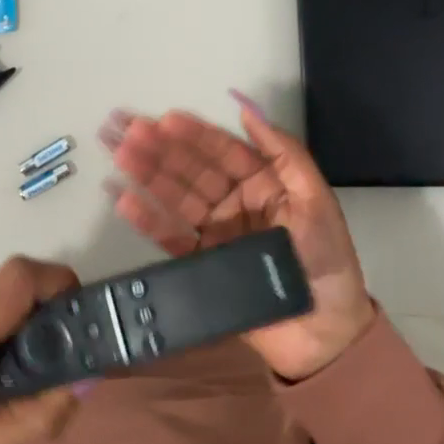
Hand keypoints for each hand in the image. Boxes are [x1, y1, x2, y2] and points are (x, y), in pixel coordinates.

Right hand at [103, 94, 375, 380]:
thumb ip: (285, 153)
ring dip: (147, 174)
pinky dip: (147, 218)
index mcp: (265, 183)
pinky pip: (170, 236)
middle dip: (161, 148)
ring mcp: (216, 233)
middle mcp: (236, 202)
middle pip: (193, 169)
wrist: (322, 334)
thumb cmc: (325, 259)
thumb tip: (248, 110)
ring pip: (176, 196)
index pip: (224, 151)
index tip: (165, 119)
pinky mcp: (201, 263)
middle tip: (128, 128)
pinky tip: (123, 198)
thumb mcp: (315, 199)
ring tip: (118, 153)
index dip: (195, 134)